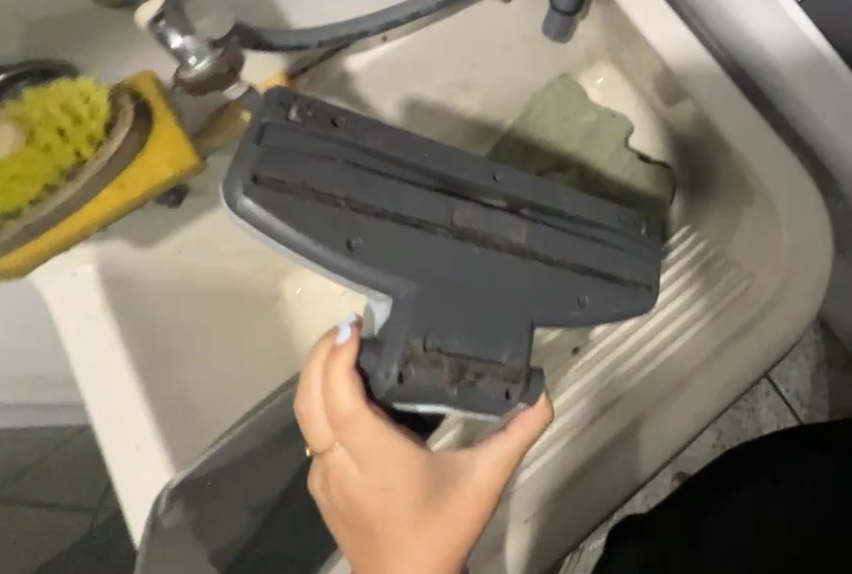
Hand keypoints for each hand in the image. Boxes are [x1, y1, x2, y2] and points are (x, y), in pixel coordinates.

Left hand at [295, 316, 554, 573]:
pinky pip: (315, 435)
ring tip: (348, 345)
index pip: (342, 403)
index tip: (354, 328)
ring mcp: (325, 478)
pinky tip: (349, 390)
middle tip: (348, 323)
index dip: (339, 363)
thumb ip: (519, 431)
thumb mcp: (489, 477)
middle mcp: (340, 465)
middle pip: (310, 403)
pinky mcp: (323, 487)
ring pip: (307, 419)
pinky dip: (323, 401)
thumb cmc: (445, 528)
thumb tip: (544, 393)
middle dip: (320, 358)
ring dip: (319, 377)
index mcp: (376, 458)